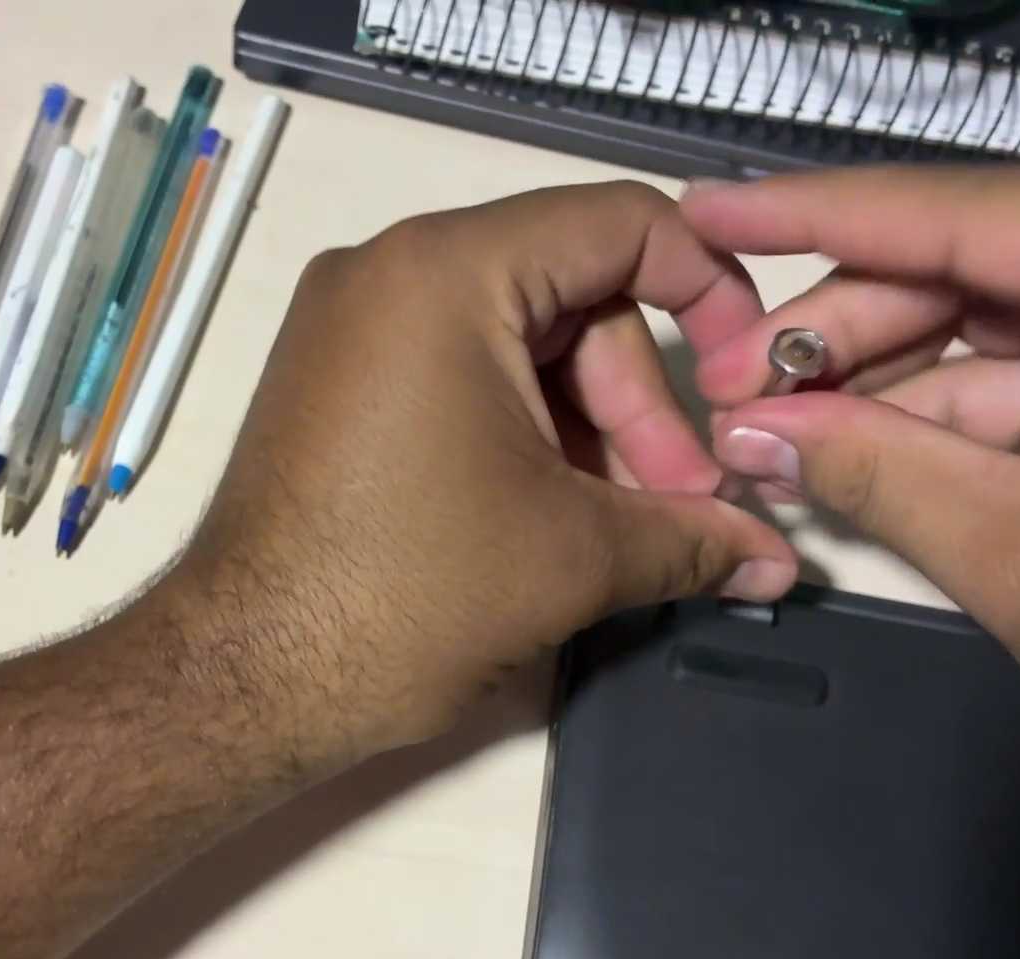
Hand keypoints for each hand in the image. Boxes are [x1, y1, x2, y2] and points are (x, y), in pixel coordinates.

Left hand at [161, 182, 797, 765]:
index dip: (711, 292)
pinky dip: (511, 430)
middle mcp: (381, 273)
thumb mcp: (570, 557)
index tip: (746, 378)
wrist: (245, 671)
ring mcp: (343, 330)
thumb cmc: (407, 597)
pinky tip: (542, 508)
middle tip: (674, 502)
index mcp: (444, 271)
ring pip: (508, 345)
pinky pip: (448, 375)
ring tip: (614, 524)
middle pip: (565, 298)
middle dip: (635, 404)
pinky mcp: (327, 385)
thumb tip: (774, 557)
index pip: (620, 226)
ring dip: (579, 428)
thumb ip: (691, 536)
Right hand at [682, 164, 1019, 819]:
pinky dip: (895, 416)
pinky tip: (815, 444)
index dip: (828, 212)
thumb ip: (880, 477)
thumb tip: (745, 433)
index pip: (993, 216)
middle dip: (830, 329)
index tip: (711, 206)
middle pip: (970, 266)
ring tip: (755, 426)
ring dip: (850, 376)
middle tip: (724, 386)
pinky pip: (989, 382)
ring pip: (967, 324)